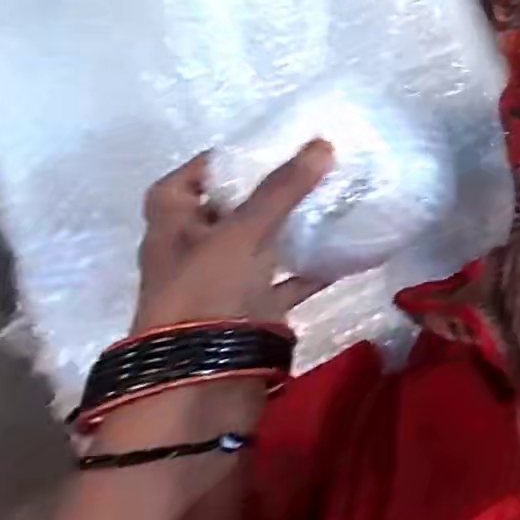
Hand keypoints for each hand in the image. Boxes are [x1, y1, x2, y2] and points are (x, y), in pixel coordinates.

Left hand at [131, 140, 334, 333]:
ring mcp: (227, 283)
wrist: (208, 375)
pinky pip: (290, 281)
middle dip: (263, 193)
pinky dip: (316, 269)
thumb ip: (282, 190)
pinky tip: (346, 253)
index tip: (253, 149)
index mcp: (173, 229)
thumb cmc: (207, 291)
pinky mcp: (256, 309)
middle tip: (304, 172)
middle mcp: (196, 253)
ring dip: (292, 229)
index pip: (180, 184)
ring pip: (263, 246)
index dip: (211, 165)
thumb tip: (322, 144)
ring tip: (329, 203)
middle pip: (228, 213)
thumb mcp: (242, 232)